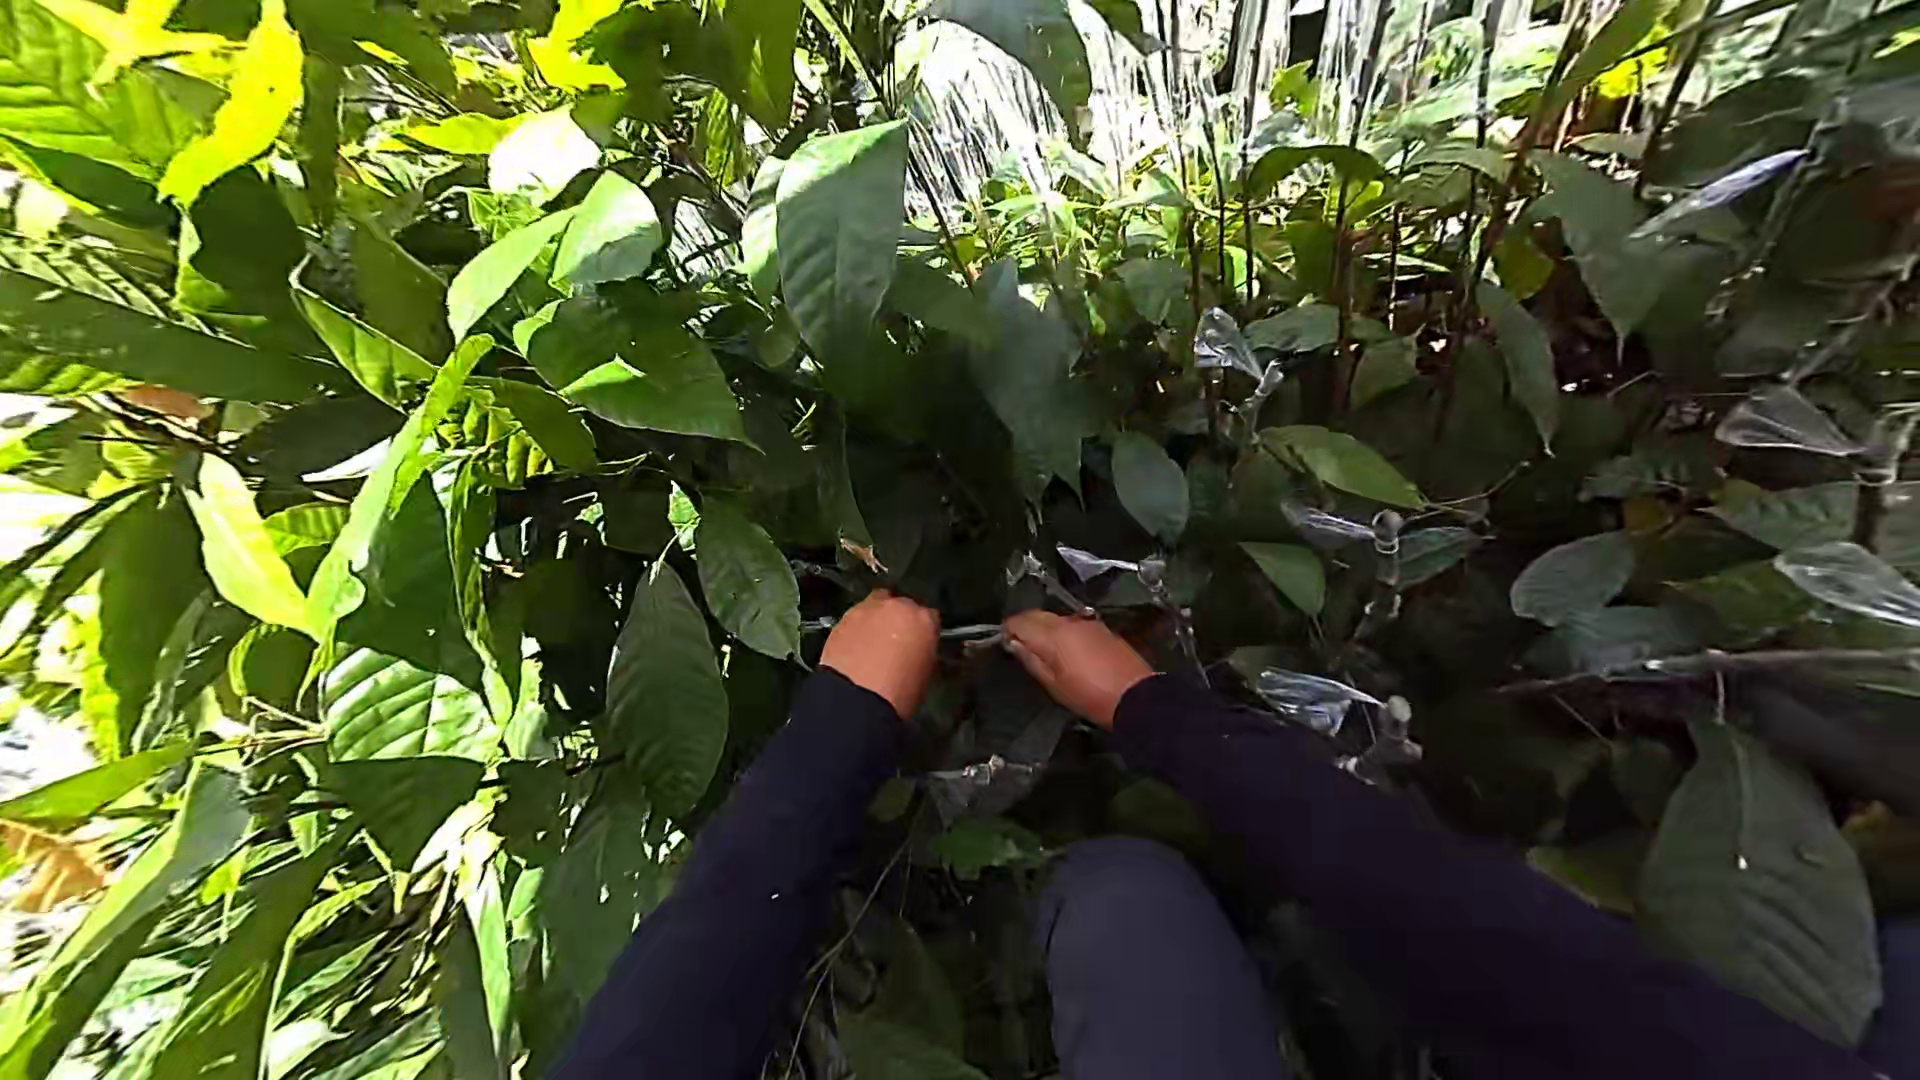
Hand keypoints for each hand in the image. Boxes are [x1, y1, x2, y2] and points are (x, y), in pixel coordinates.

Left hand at [821, 590, 940, 719]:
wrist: (856, 700)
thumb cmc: (899, 694)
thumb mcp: (923, 673)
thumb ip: (922, 651)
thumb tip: (915, 649)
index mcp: (924, 620)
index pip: (930, 617)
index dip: (923, 631)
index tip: (918, 643)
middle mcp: (898, 607)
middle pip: (902, 605)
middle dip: (900, 620)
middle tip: (894, 641)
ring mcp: (869, 609)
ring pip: (876, 604)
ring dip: (877, 618)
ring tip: (872, 641)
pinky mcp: (844, 618)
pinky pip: (855, 617)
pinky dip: (857, 627)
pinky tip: (854, 645)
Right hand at [1002, 611, 1155, 728]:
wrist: (1135, 697)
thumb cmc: (1089, 696)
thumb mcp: (1053, 685)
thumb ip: (1031, 660)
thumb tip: (1014, 643)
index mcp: (1052, 634)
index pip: (1020, 621)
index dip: (1008, 629)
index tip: (1004, 641)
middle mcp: (1068, 622)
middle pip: (1037, 614)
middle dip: (1024, 625)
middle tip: (1018, 644)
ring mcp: (1087, 623)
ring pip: (1055, 617)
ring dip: (1043, 627)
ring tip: (1042, 649)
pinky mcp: (1101, 628)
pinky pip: (1073, 623)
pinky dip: (1062, 630)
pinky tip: (1065, 648)